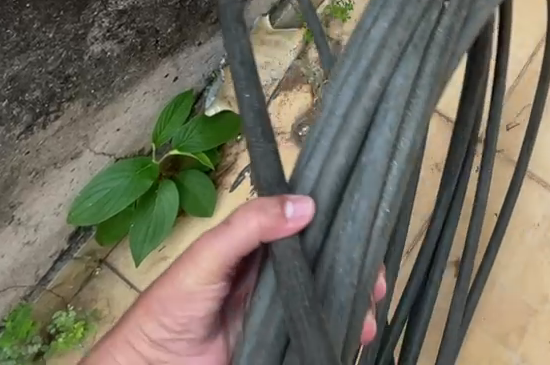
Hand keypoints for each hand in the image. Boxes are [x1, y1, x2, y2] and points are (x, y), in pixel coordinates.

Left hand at [85, 195, 386, 364]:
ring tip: (369, 320)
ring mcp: (282, 310)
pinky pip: (318, 333)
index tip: (372, 228)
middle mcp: (279, 273)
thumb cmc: (170, 308)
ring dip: (356, 305)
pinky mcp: (283, 343)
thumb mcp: (206, 256)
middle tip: (379, 282)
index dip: (343, 223)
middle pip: (331, 262)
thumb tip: (308, 205)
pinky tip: (359, 336)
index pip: (312, 223)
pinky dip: (343, 333)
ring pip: (331, 299)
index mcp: (264, 243)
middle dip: (360, 270)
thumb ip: (250, 226)